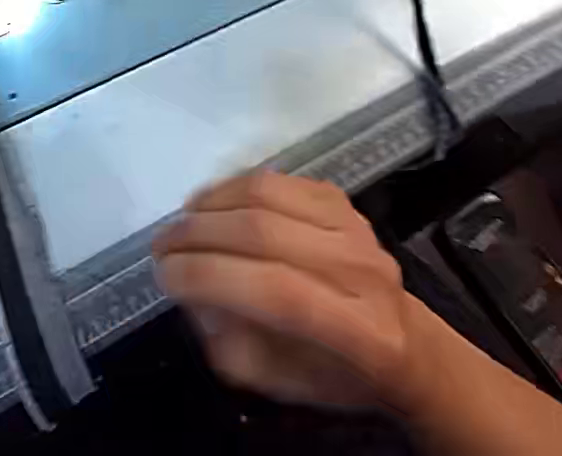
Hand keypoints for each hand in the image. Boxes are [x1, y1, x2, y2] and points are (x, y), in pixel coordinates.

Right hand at [152, 171, 438, 412]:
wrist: (400, 337)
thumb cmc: (335, 372)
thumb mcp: (281, 382)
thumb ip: (232, 341)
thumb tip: (191, 287)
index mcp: (356, 331)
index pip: (276, 291)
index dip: (212, 277)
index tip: (163, 273)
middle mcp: (360, 268)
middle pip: (267, 233)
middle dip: (200, 234)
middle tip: (161, 243)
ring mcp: (353, 225)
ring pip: (269, 195)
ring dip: (213, 203)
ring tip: (182, 219)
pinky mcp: (341, 198)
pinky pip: (278, 179)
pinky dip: (234, 186)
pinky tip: (212, 202)